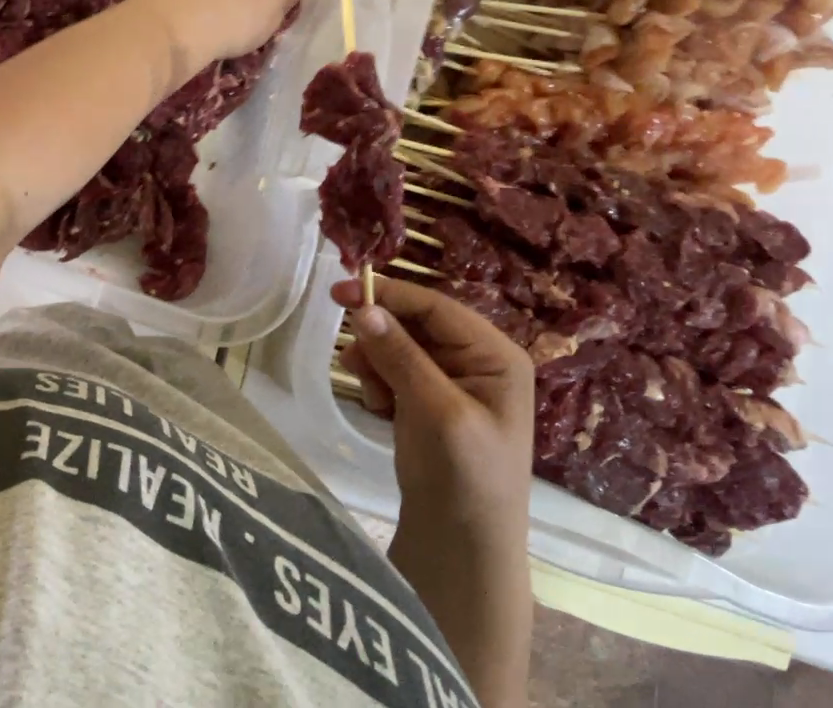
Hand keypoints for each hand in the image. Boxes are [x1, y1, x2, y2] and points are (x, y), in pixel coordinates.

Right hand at [331, 276, 534, 707]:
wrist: (463, 540)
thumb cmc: (464, 473)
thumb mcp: (434, 410)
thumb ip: (400, 356)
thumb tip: (363, 307)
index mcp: (495, 355)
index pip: (436, 306)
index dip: (387, 294)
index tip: (337, 292)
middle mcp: (476, 360)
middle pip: (413, 323)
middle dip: (380, 339)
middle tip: (353, 362)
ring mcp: (451, 381)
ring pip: (396, 345)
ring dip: (376, 364)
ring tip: (376, 398)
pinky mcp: (427, 400)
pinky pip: (391, 370)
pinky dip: (377, 382)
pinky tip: (380, 408)